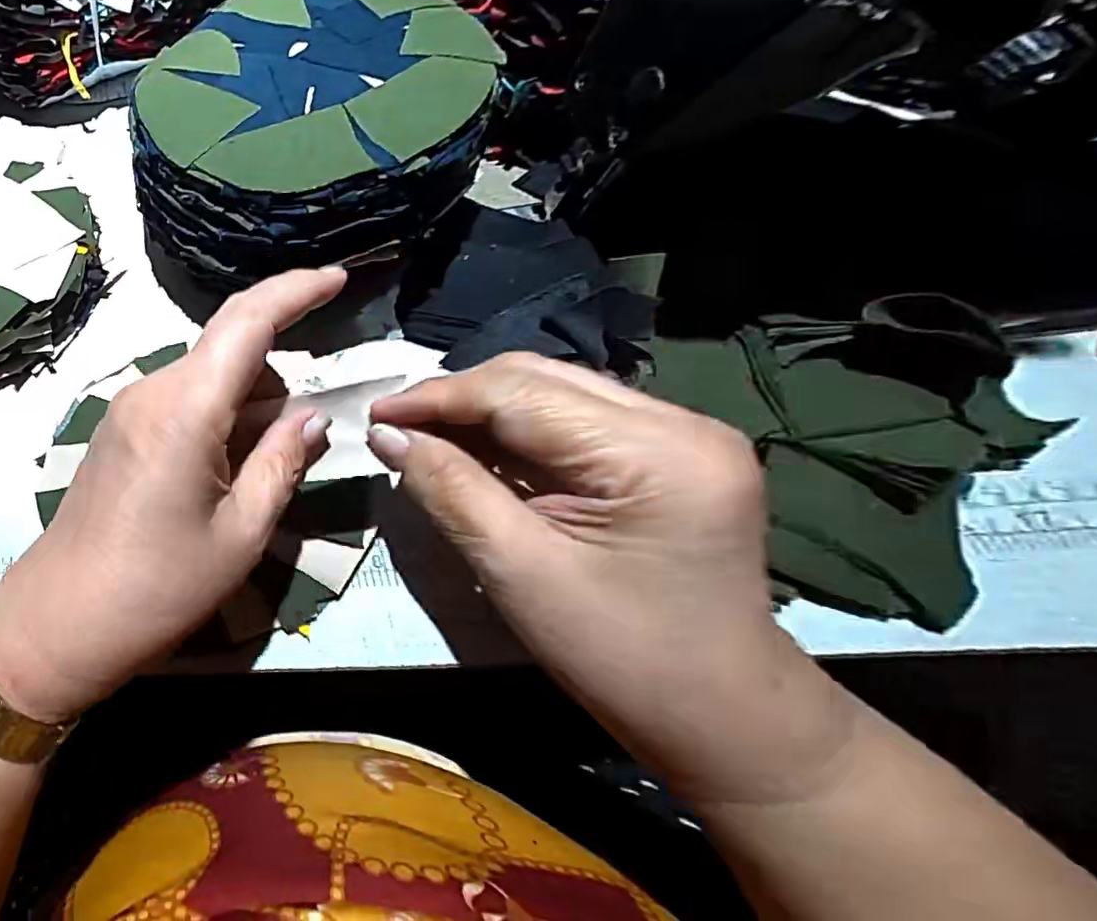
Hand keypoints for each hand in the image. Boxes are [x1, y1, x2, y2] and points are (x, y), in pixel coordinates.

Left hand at [0, 268, 346, 724]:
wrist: (58, 623)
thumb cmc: (157, 589)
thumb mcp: (240, 534)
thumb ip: (282, 462)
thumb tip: (314, 417)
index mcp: (185, 410)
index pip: (247, 321)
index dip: (296, 291)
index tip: (338, 280)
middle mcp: (153, 392)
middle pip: (232, 350)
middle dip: (280, 379)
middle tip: (305, 438)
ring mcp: (131, 408)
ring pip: (211, 376)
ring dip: (251, 403)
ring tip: (261, 472)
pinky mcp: (122, 429)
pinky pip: (187, 400)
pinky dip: (223, 417)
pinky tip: (229, 470)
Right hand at [367, 353, 858, 804]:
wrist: (720, 718)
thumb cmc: (620, 657)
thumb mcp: (519, 571)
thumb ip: (449, 489)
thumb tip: (387, 436)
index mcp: (654, 451)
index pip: (521, 392)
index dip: (438, 398)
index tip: (376, 415)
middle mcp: (677, 422)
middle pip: (539, 379)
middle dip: (458, 399)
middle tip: (397, 427)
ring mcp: (680, 433)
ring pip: (553, 393)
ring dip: (484, 412)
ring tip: (426, 437)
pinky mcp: (670, 451)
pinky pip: (573, 420)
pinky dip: (516, 432)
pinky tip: (477, 450)